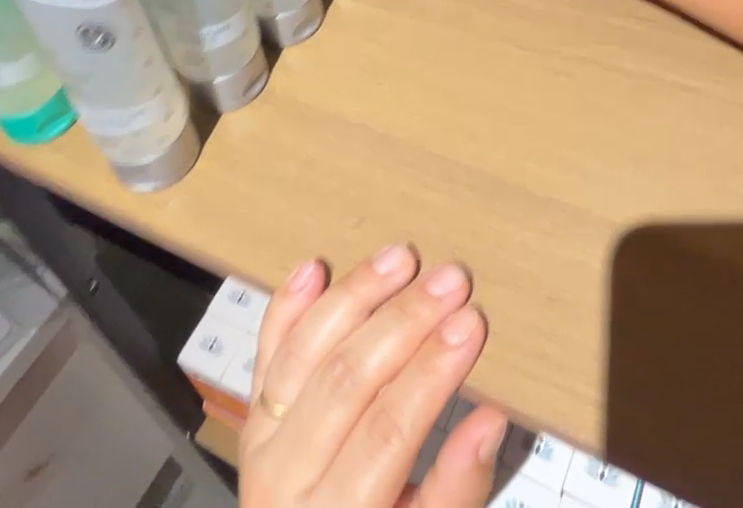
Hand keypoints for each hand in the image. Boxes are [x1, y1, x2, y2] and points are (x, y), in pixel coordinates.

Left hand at [240, 247, 508, 506]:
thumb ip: (456, 489)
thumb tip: (490, 420)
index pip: (388, 429)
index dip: (431, 372)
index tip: (471, 322)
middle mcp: (283, 476)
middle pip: (345, 379)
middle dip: (404, 321)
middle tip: (450, 280)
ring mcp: (259, 440)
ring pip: (304, 352)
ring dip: (355, 296)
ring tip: (400, 258)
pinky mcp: (252, 413)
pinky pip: (266, 351)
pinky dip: (288, 305)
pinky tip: (316, 267)